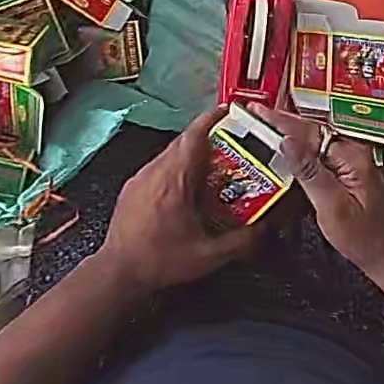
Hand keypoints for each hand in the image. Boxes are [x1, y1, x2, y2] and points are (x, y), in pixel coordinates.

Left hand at [91, 107, 258, 294]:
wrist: (119, 272)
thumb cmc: (159, 260)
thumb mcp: (209, 256)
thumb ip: (242, 241)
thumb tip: (265, 230)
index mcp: (173, 180)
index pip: (194, 137)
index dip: (212, 120)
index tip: (228, 112)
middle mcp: (154, 172)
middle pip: (183, 143)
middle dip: (208, 139)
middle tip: (231, 145)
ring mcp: (140, 178)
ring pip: (169, 155)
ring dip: (191, 156)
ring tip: (213, 168)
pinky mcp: (132, 188)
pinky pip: (158, 168)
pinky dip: (176, 169)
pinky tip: (187, 189)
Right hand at [260, 107, 383, 277]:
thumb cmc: (367, 238)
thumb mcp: (332, 206)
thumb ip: (308, 172)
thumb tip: (287, 144)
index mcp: (351, 157)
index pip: (307, 131)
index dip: (278, 120)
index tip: (258, 112)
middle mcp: (354, 154)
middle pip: (311, 130)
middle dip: (281, 120)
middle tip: (255, 113)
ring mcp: (352, 163)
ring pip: (314, 141)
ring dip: (289, 132)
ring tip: (264, 125)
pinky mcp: (348, 173)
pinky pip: (319, 154)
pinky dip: (299, 149)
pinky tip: (287, 148)